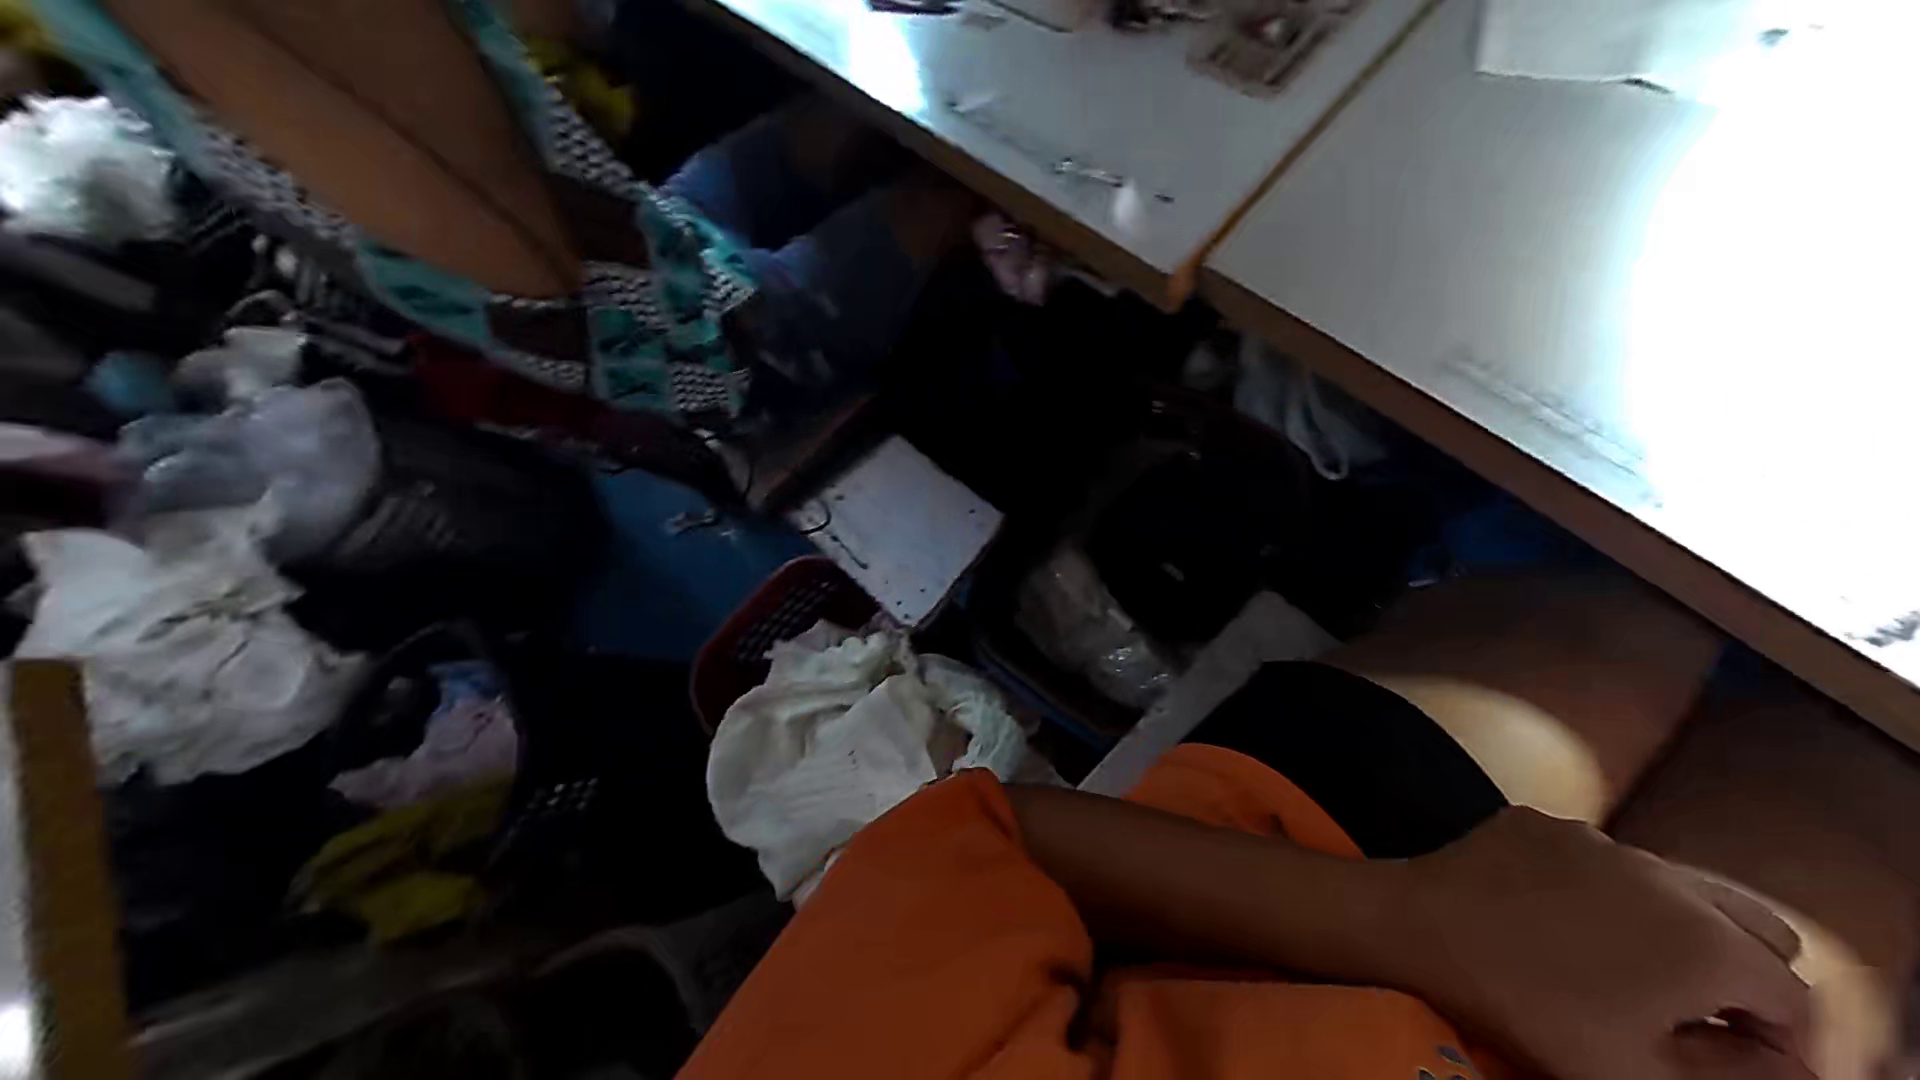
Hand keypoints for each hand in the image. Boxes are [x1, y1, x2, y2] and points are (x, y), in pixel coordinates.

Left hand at [1394, 807, 1812, 1079]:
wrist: (1418, 925)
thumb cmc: (1527, 1006)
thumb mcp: (1644, 1074)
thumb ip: (1737, 1079)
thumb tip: (1777, 1058)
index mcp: (1710, 942)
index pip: (1791, 1001)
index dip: (1770, 1040)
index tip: (1724, 1055)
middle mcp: (1662, 874)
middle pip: (1749, 928)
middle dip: (1741, 972)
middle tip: (1688, 1007)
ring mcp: (1592, 837)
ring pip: (1669, 884)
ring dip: (1669, 925)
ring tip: (1622, 963)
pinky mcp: (1538, 820)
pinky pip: (1594, 856)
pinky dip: (1597, 887)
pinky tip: (1555, 913)